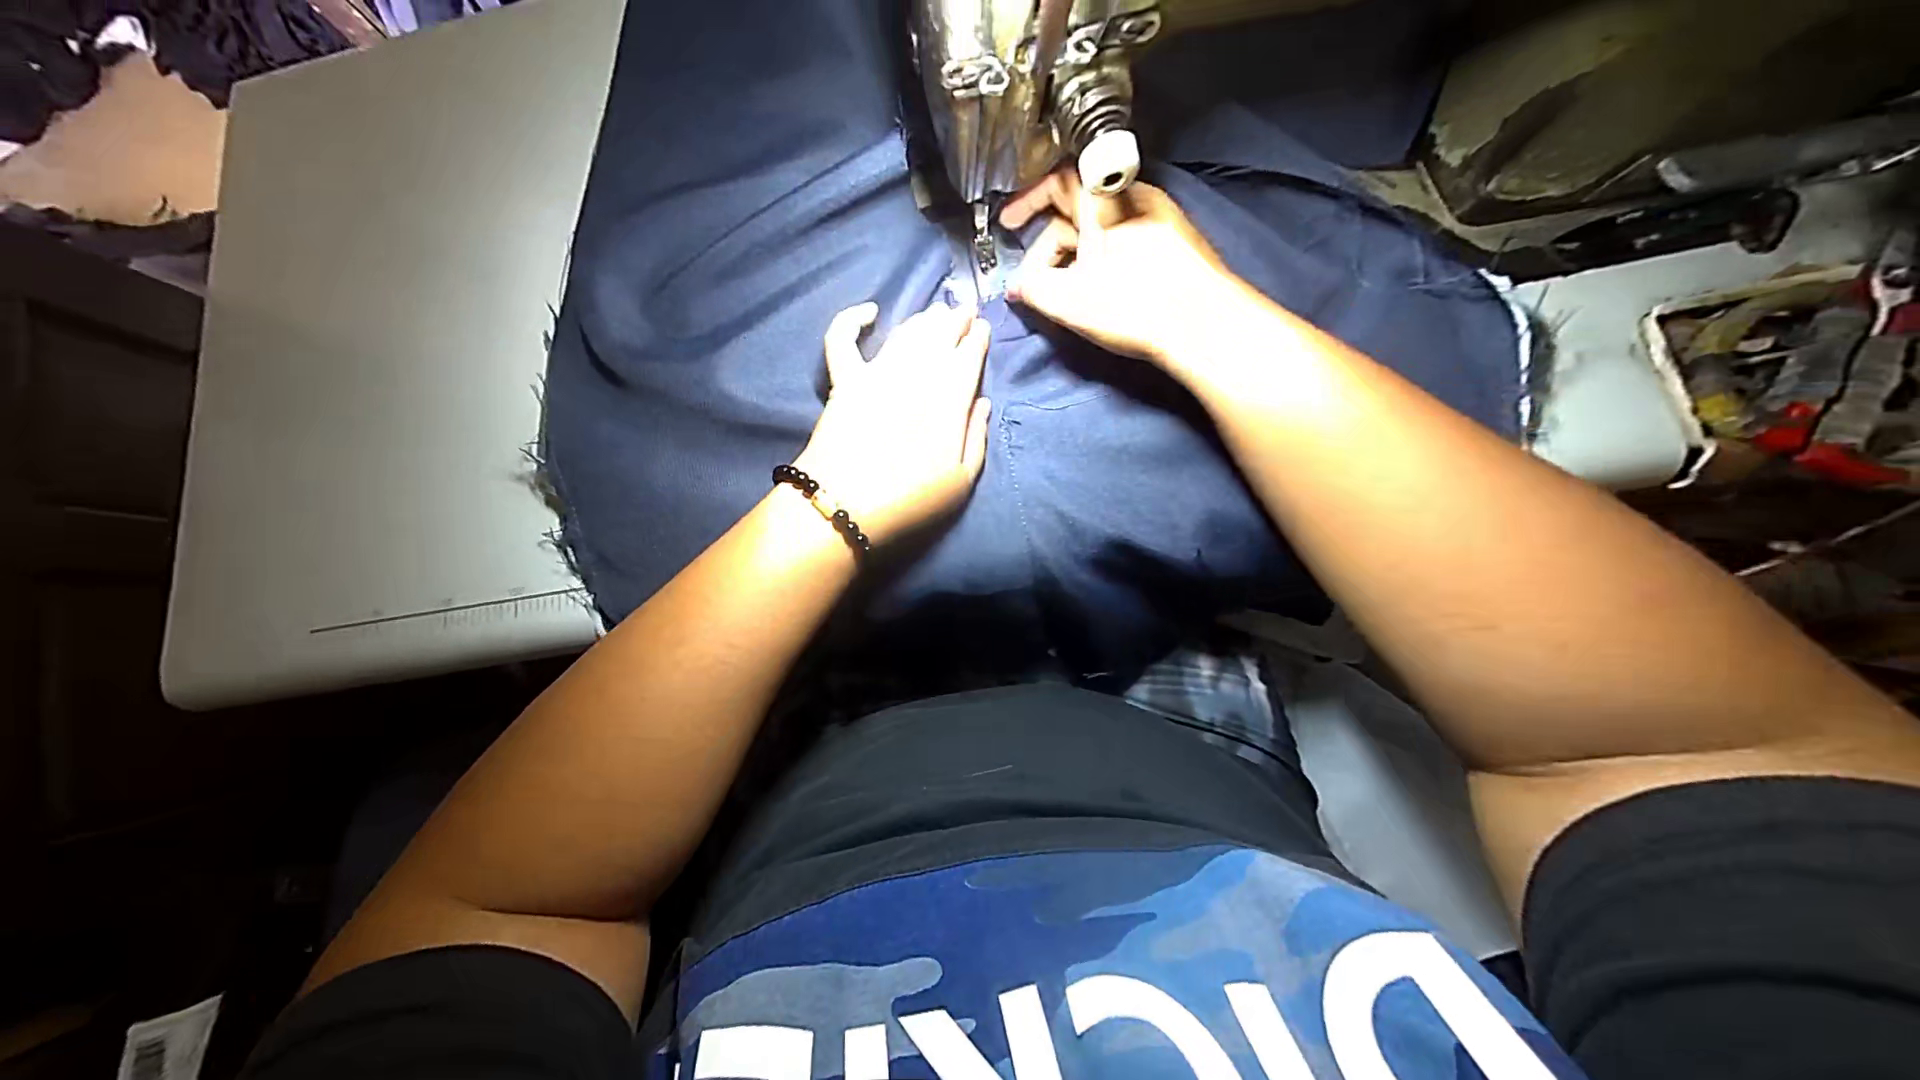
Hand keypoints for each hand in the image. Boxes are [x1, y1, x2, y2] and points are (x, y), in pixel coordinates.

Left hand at [789, 300, 991, 544]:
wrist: (845, 504)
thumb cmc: (910, 499)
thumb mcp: (961, 480)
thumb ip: (977, 437)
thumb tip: (983, 401)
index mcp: (950, 397)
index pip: (968, 355)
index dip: (977, 338)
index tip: (983, 328)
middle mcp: (916, 374)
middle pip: (939, 335)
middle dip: (955, 319)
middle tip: (965, 310)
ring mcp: (876, 373)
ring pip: (904, 332)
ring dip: (923, 318)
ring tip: (936, 312)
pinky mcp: (843, 380)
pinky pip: (842, 339)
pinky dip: (852, 320)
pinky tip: (869, 312)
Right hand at [1002, 169, 1263, 371]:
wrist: (1204, 325)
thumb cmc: (1137, 305)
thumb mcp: (1070, 300)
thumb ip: (1034, 289)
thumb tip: (1016, 287)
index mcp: (1103, 199)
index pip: (1056, 181)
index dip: (1026, 202)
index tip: (1009, 222)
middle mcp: (1132, 198)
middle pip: (1076, 210)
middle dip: (1047, 244)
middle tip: (1032, 278)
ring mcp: (1158, 218)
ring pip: (1101, 230)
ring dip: (1073, 256)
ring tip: (1063, 292)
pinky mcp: (1174, 243)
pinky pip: (1124, 241)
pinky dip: (1101, 260)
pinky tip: (1097, 292)